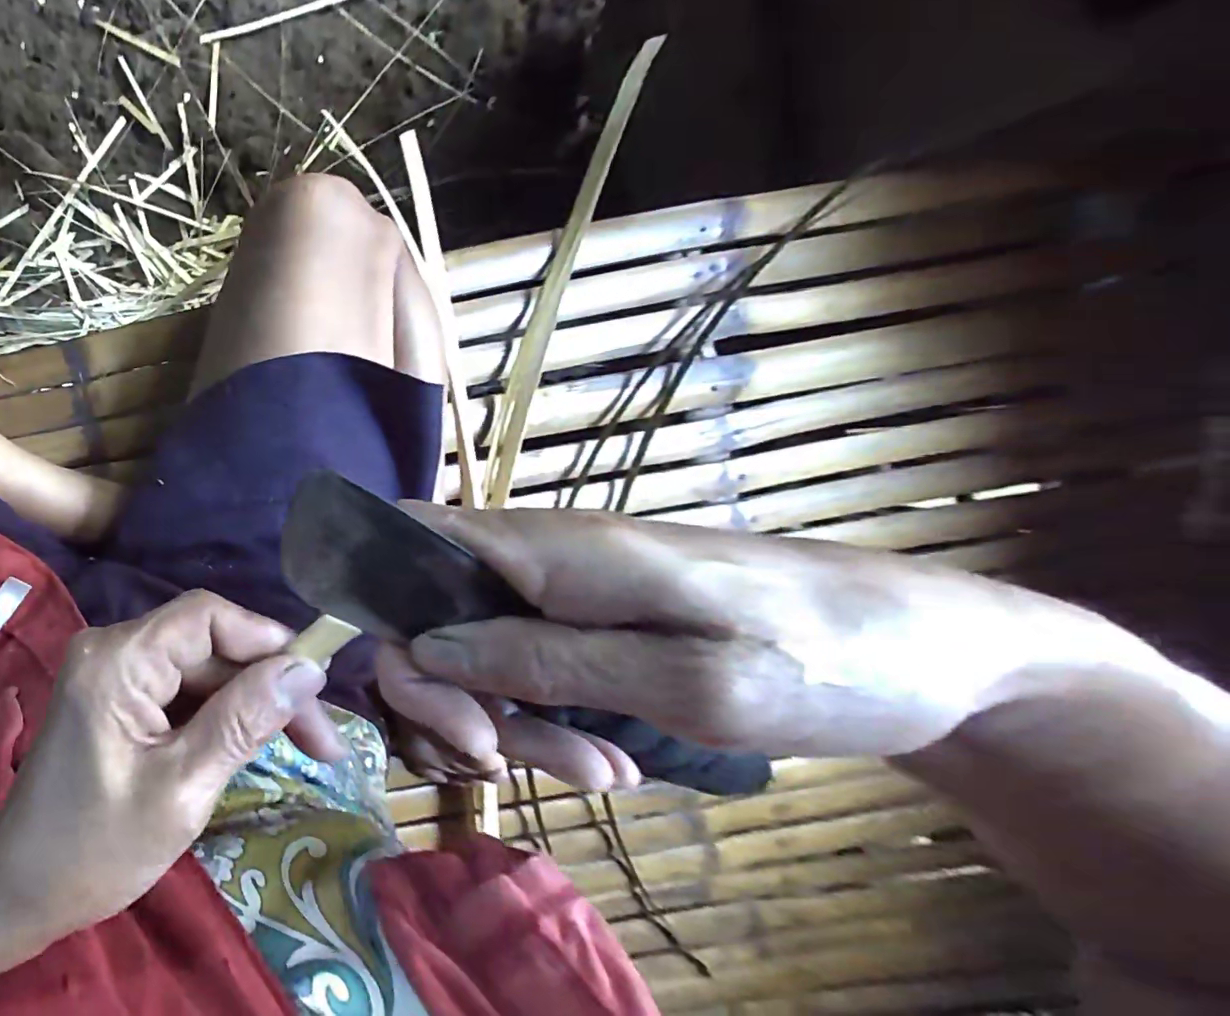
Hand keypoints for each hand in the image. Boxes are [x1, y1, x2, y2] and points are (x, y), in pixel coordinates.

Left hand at [0, 590, 343, 942]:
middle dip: (269, 683)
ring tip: (307, 745)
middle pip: (212, 643)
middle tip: (322, 739)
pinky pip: (185, 687)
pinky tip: (256, 741)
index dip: (267, 639)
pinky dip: (224, 713)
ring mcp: (116, 670)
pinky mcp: (121, 694)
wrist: (20, 894)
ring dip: (253, 701)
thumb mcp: (183, 788)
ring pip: (205, 667)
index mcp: (118, 660)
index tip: (316, 681)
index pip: (207, 616)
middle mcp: (114, 648)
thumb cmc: (96, 851)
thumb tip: (307, 670)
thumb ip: (244, 720)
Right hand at [386, 504, 1096, 774]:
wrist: (934, 652)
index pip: (408, 543)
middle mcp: (534, 561)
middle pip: (430, 617)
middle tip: (504, 762)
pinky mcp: (582, 626)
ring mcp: (557, 594)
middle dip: (448, 699)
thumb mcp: (688, 679)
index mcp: (547, 548)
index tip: (438, 709)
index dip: (384, 616)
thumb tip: (425, 650)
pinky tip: (607, 762)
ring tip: (599, 774)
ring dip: (506, 723)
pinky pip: (521, 672)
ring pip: (474, 654)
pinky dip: (540, 724)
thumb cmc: (823, 656)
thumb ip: (548, 660)